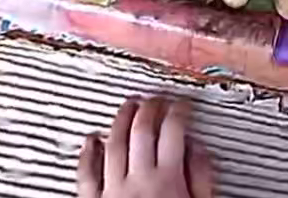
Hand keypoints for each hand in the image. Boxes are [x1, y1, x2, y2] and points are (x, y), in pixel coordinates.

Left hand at [78, 95, 216, 197]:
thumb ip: (201, 177)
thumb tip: (198, 147)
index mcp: (168, 179)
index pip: (174, 128)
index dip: (179, 109)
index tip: (182, 104)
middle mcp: (139, 181)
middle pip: (143, 129)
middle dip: (151, 107)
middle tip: (157, 99)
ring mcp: (113, 194)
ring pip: (114, 144)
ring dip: (122, 119)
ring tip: (129, 104)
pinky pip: (86, 176)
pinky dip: (88, 154)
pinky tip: (92, 139)